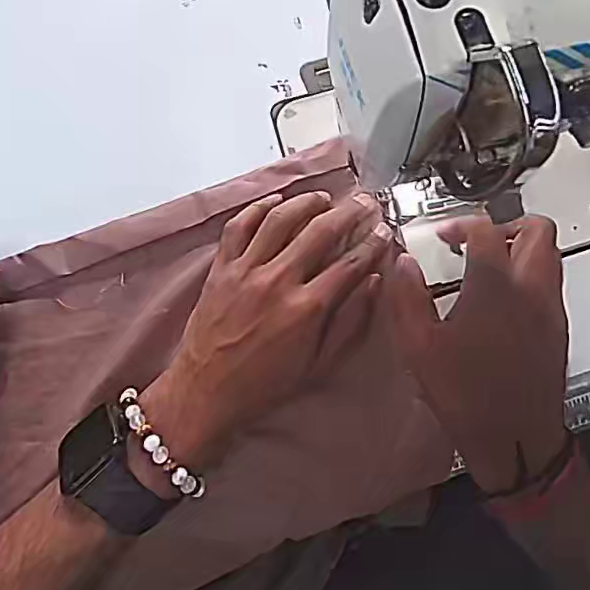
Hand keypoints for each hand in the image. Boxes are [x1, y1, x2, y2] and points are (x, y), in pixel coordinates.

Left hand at [137, 191, 391, 479]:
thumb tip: (375, 283)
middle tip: (361, 202)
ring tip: (322, 199)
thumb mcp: (319, 364)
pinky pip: (238, 226)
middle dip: (347, 212)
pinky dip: (258, 209)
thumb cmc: (265, 383)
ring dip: (305, 203)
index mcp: (306, 309)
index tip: (382, 231)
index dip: (372, 244)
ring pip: (279, 220)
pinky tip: (275, 202)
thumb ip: (351, 323)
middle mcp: (277, 282)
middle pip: (319, 232)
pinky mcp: (220, 268)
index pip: (350, 264)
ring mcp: (245, 271)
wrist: (206, 390)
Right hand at [383, 215, 569, 493]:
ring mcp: (550, 309)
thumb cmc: (468, 396)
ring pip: (550, 254)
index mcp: (495, 287)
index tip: (445, 235)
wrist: (517, 439)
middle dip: (506, 224)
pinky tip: (505, 299)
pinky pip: (551, 284)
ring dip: (523, 247)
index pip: (485, 229)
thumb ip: (407, 297)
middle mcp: (531, 290)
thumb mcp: (419, 346)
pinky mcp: (559, 329)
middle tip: (479, 239)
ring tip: (492, 263)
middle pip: (536, 229)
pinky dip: (531, 276)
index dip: (461, 224)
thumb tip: (402, 265)